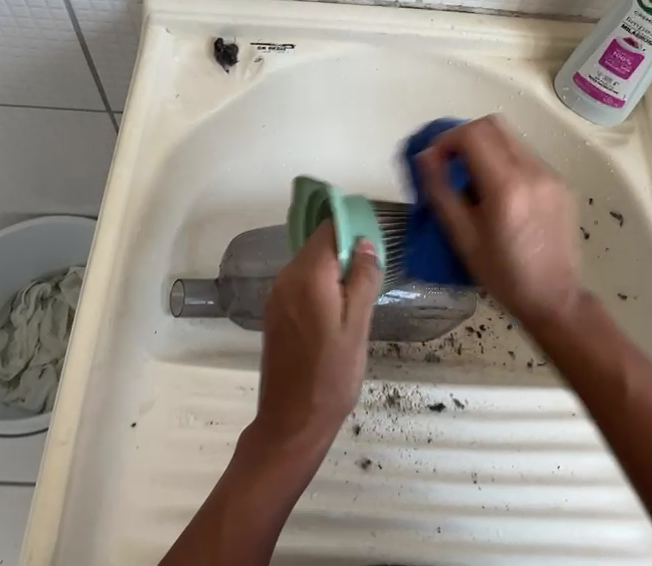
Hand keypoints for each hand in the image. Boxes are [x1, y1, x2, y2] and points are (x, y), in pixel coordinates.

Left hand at [250, 223, 382, 452]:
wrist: (293, 421)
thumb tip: (365, 243)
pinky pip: (301, 285)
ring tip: (359, 299)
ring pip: (310, 266)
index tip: (376, 244)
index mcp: (307, 276)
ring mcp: (277, 297)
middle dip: (345, 253)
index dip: (353, 230)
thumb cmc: (332, 374)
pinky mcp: (275, 314)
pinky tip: (337, 313)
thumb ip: (362, 279)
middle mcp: (286, 279)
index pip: (329, 230)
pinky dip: (320, 287)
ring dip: (334, 272)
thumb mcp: (358, 325)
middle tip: (373, 277)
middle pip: (318, 247)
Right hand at [417, 116, 581, 329]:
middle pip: (493, 125)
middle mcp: (533, 172)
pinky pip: (527, 156)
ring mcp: (551, 176)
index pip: (473, 134)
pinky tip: (499, 191)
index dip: (447, 139)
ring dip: (486, 146)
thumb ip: (441, 192)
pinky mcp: (561, 183)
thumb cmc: (503, 275)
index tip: (435, 160)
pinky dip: (506, 160)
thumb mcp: (463, 238)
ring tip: (473, 177)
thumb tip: (424, 157)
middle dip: (465, 135)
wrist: (555, 299)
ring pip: (512, 138)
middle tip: (451, 161)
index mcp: (507, 187)